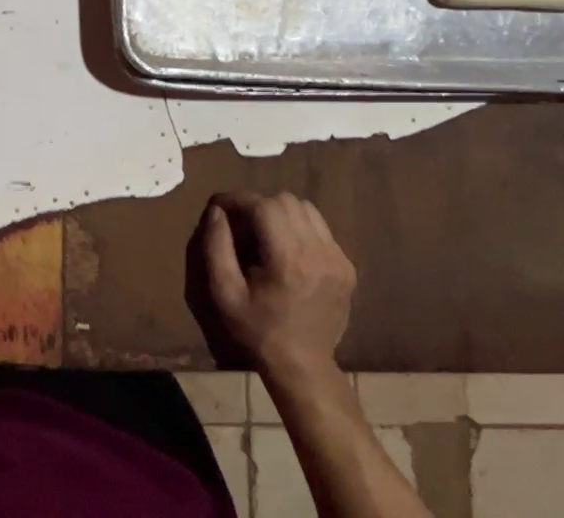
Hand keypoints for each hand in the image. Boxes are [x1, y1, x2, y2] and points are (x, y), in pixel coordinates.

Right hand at [192, 192, 355, 378]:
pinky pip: (321, 230)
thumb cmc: (257, 330)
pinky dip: (300, 229)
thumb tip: (216, 211)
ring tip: (265, 234)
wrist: (303, 365)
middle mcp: (319, 253)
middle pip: (286, 201)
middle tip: (241, 224)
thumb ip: (216, 247)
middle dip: (259, 205)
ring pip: (307, 209)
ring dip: (281, 213)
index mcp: (288, 261)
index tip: (220, 206)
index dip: (238, 199)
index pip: (264, 206)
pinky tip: (288, 251)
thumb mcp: (224, 292)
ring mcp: (339, 260)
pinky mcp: (347, 267)